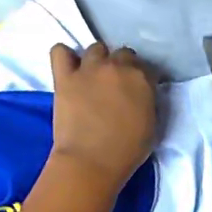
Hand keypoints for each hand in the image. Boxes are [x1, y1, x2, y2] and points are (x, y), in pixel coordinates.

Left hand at [48, 42, 159, 188]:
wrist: (91, 163)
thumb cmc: (126, 152)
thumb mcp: (151, 126)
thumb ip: (148, 102)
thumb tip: (142, 95)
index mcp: (142, 79)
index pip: (146, 68)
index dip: (142, 79)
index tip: (138, 92)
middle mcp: (116, 67)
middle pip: (122, 54)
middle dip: (121, 67)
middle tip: (116, 87)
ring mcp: (89, 70)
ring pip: (95, 49)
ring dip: (97, 61)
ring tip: (93, 78)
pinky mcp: (65, 78)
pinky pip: (59, 52)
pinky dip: (64, 56)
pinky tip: (69, 69)